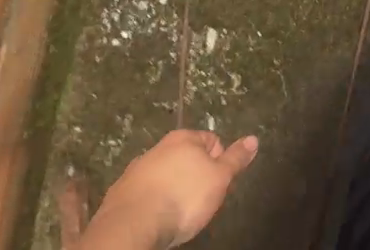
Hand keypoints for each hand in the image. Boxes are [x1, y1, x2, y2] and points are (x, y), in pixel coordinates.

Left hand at [78, 129, 258, 248]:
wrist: (131, 230)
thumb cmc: (183, 198)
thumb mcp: (220, 178)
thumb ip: (236, 158)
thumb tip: (253, 138)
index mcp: (183, 139)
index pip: (212, 141)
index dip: (219, 162)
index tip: (217, 184)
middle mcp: (156, 149)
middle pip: (184, 159)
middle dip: (193, 176)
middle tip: (199, 199)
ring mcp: (133, 173)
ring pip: (161, 178)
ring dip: (170, 190)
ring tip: (176, 213)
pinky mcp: (115, 197)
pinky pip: (141, 196)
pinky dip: (150, 204)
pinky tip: (154, 220)